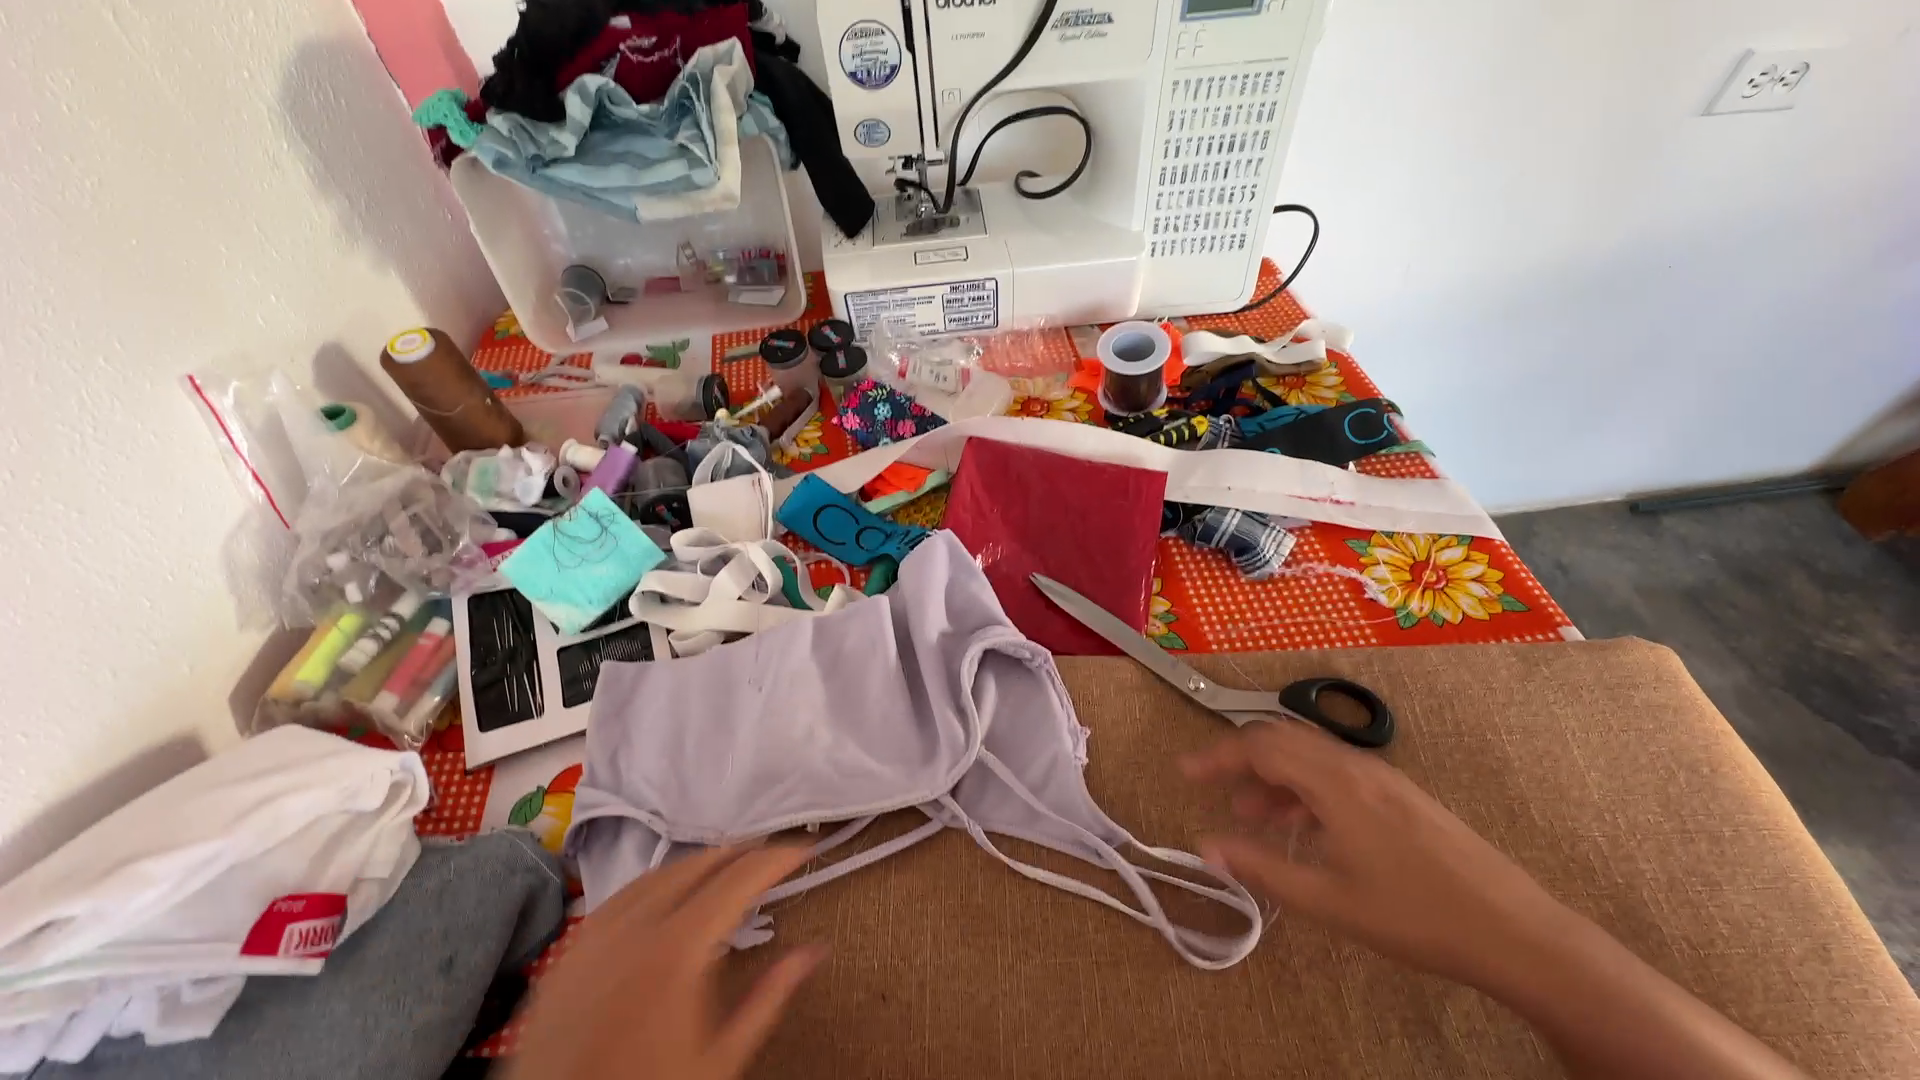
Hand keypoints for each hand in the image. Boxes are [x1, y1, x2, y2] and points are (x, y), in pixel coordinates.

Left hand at [505, 845, 824, 1079]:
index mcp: (679, 948)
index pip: (738, 880)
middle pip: (696, 865)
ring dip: (697, 864)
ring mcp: (595, 935)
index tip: (803, 850)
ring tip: (726, 866)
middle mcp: (635, 926)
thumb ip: (769, 997)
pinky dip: (654, 883)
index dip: (775, 858)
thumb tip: (814, 950)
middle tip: (770, 854)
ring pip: (655, 875)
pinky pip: (618, 897)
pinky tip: (664, 895)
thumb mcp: (721, 1059)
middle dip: (739, 853)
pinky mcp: (568, 953)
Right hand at [1181, 721, 1577, 993]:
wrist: (1514, 931)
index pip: (1261, 746)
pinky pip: (1337, 775)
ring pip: (1312, 757)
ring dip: (1273, 777)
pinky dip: (1303, 790)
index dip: (1216, 755)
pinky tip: (1302, 828)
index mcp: (1336, 783)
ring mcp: (1384, 779)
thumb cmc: (1414, 915)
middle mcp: (1357, 767)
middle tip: (1209, 786)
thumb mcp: (1328, 900)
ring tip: (1249, 815)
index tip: (1183, 772)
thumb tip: (1205, 846)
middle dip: (1240, 759)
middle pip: (1284, 740)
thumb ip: (1262, 867)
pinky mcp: (1401, 796)